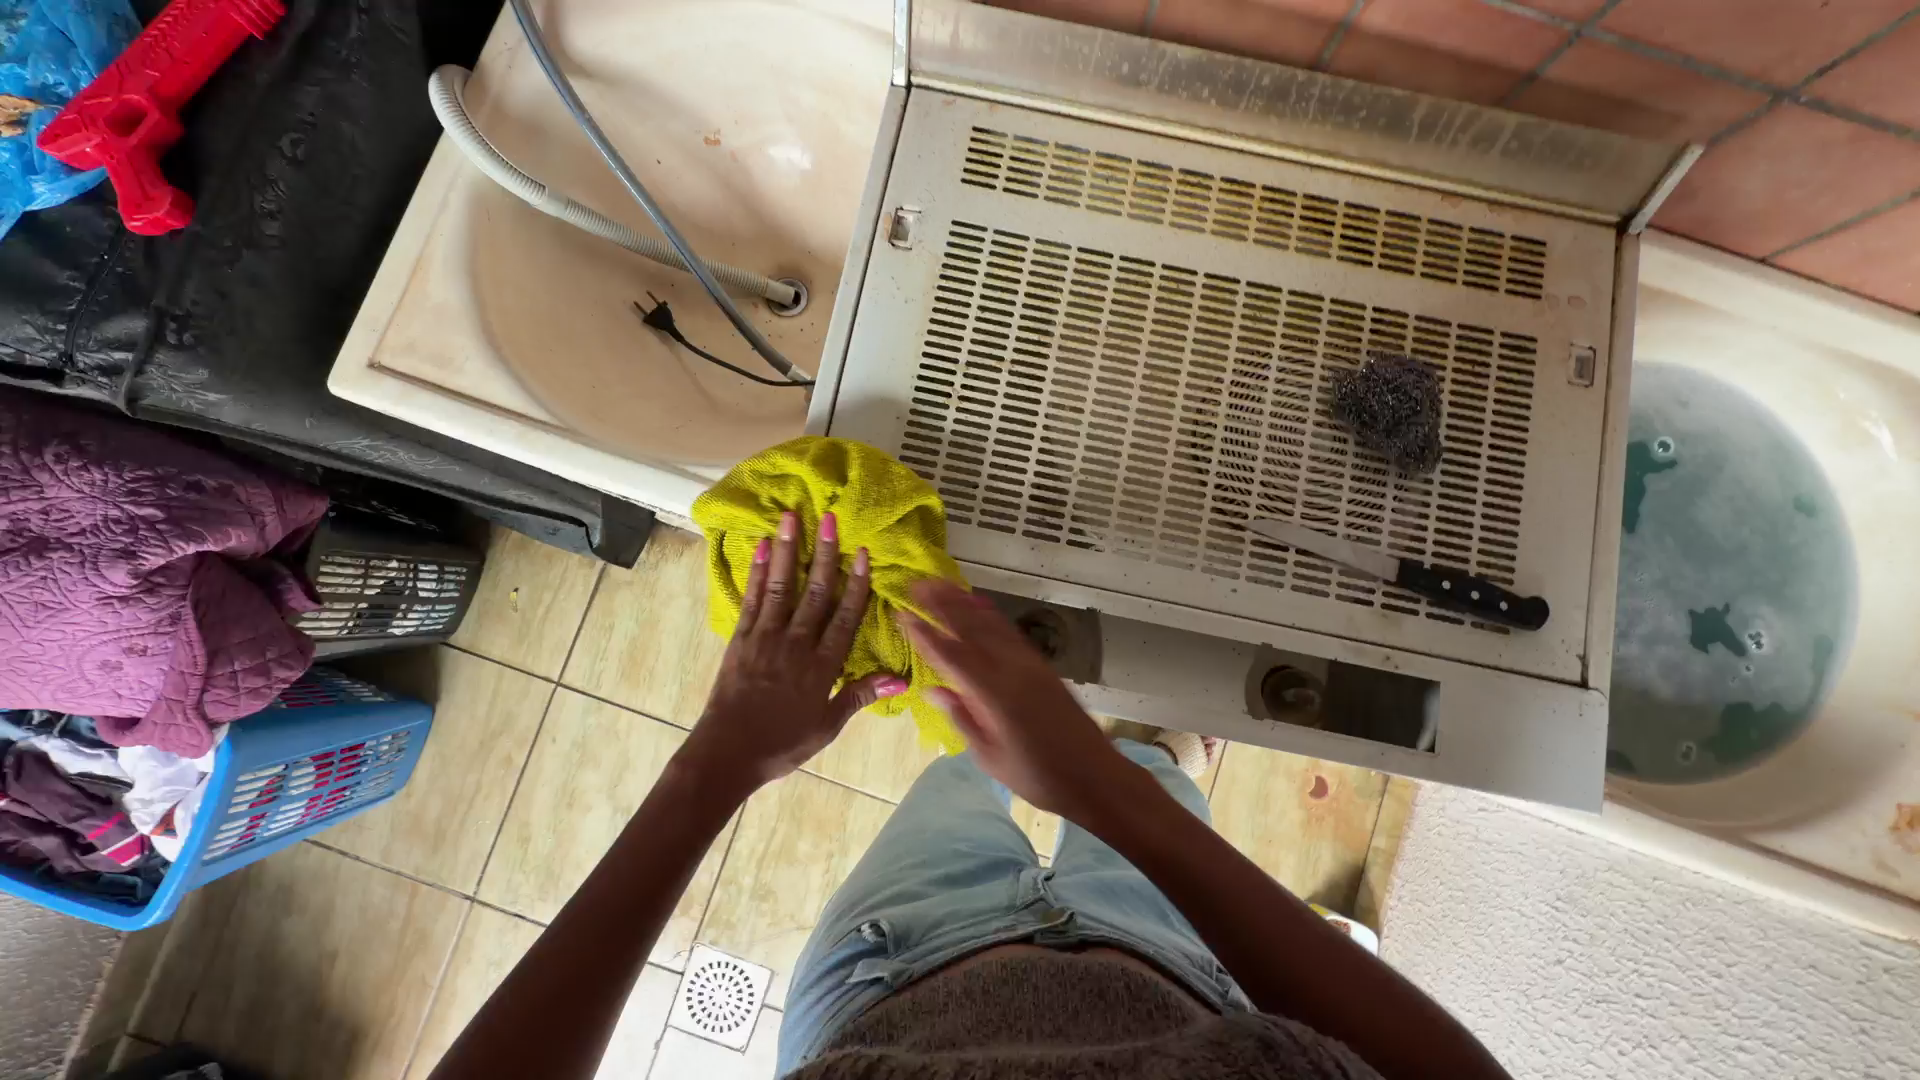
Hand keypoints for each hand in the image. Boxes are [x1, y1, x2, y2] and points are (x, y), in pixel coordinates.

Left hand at [686, 511, 905, 793]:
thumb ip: (861, 694)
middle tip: (830, 518)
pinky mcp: (740, 638)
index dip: (856, 583)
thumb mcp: (828, 725)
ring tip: (791, 517)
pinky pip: (751, 599)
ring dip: (787, 550)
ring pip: (782, 586)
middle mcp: (796, 643)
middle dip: (824, 554)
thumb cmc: (783, 744)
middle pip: (816, 593)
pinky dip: (756, 572)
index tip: (862, 552)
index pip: (845, 617)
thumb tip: (902, 680)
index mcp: (822, 666)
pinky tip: (760, 547)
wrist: (727, 754)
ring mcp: (765, 637)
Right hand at [898, 580, 1135, 816]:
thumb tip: (933, 690)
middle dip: (943, 605)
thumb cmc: (1036, 775)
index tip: (903, 614)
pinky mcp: (1042, 665)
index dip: (925, 634)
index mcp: (992, 694)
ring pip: (991, 625)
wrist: (1093, 775)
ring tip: (942, 584)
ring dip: (964, 603)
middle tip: (918, 585)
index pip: (951, 656)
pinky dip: (991, 615)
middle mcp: (1010, 670)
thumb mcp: (989, 755)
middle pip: (971, 630)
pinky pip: (1010, 632)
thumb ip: (962, 717)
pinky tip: (980, 604)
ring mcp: (1029, 664)